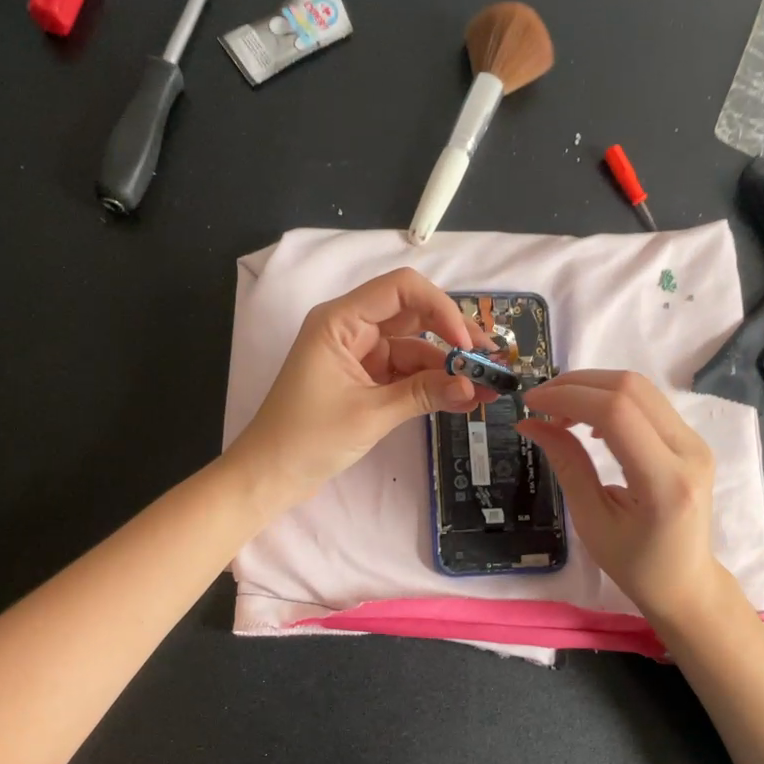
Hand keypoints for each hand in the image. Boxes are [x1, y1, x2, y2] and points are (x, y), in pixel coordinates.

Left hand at [225, 268, 496, 507]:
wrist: (270, 474)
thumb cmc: (307, 438)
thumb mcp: (370, 414)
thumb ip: (423, 394)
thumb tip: (472, 386)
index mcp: (340, 321)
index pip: (401, 289)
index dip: (441, 308)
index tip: (467, 343)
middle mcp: (351, 329)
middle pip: (414, 316)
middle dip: (454, 336)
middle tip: (493, 360)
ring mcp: (359, 355)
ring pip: (415, 348)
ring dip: (449, 368)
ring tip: (488, 389)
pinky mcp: (365, 380)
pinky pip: (407, 373)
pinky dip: (432, 385)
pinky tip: (463, 399)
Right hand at [516, 370, 736, 622]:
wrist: (685, 582)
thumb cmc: (635, 564)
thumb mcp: (591, 521)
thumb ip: (567, 465)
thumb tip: (531, 423)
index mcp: (664, 483)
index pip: (617, 413)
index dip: (569, 398)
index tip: (531, 404)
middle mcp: (689, 452)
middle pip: (631, 389)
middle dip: (577, 385)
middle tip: (539, 403)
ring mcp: (696, 442)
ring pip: (640, 388)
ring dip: (592, 388)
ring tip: (558, 412)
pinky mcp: (692, 440)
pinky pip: (648, 403)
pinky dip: (611, 399)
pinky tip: (588, 423)